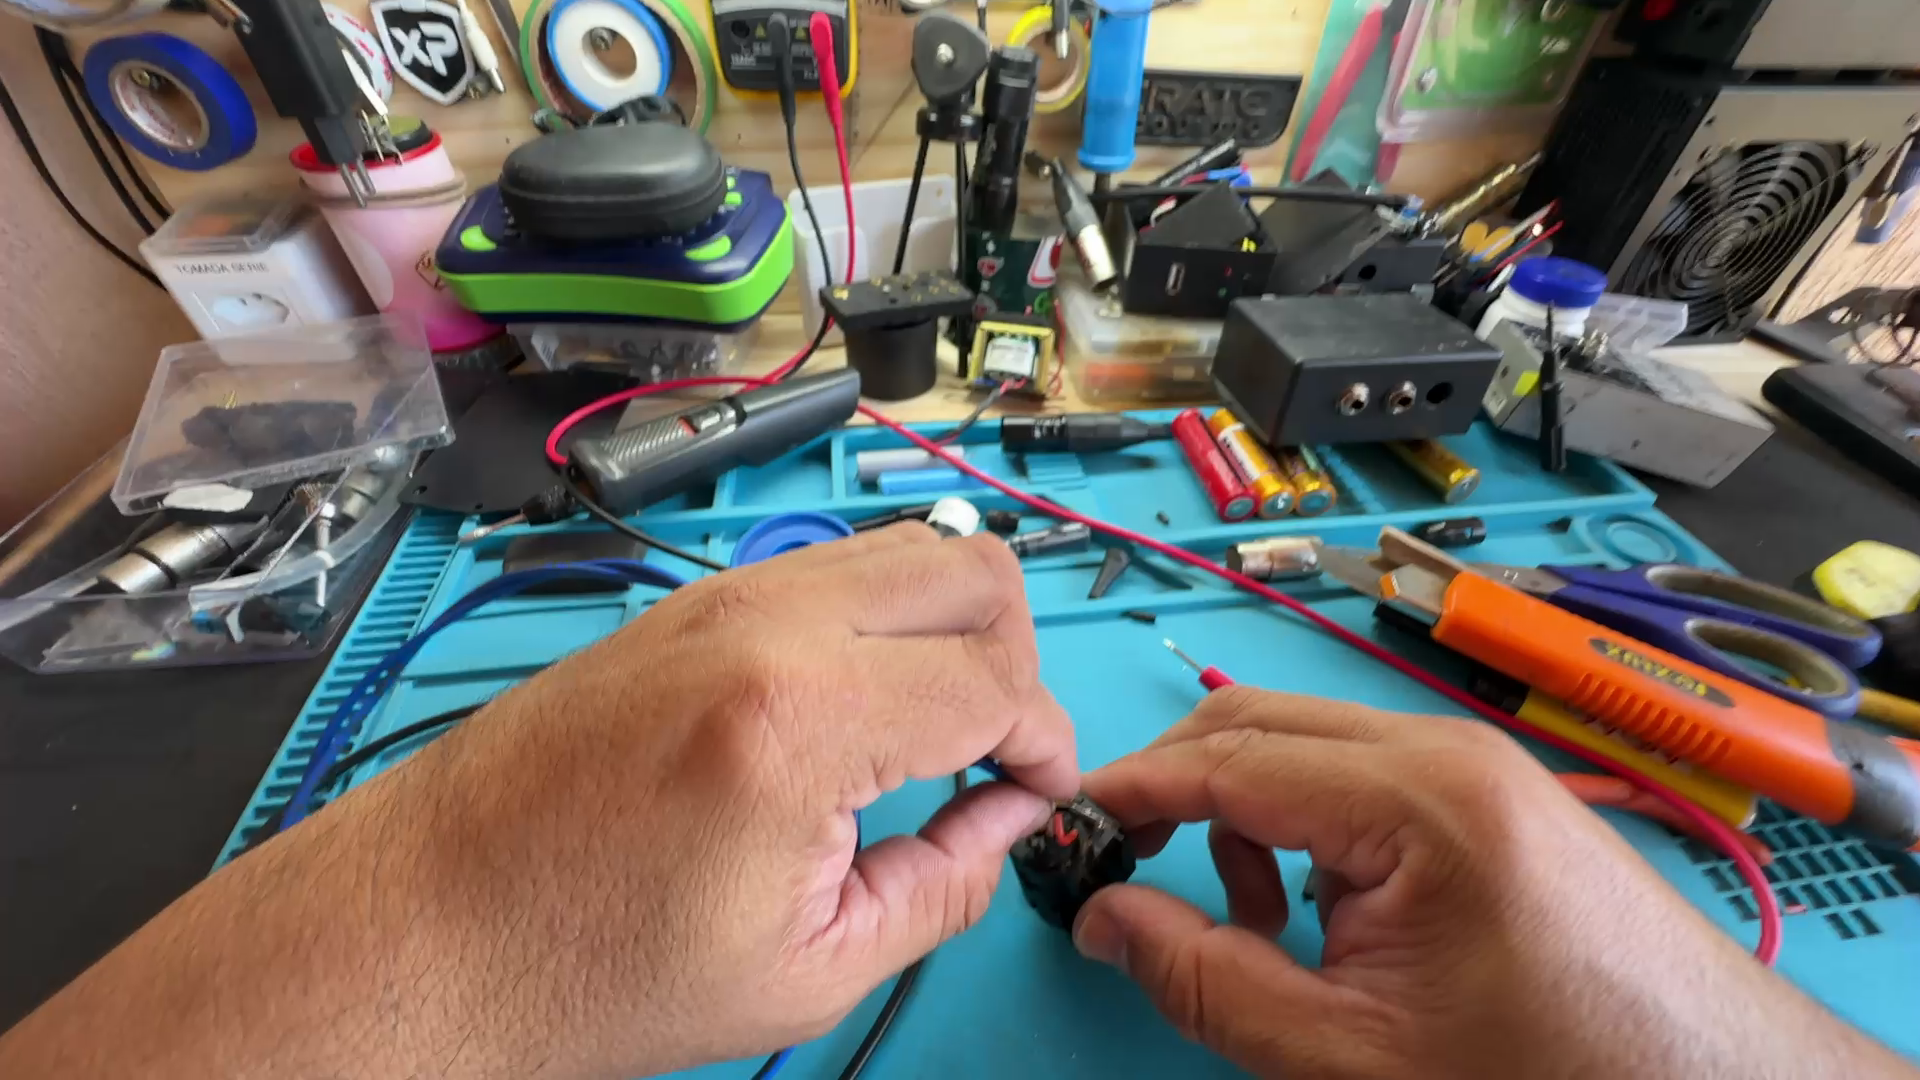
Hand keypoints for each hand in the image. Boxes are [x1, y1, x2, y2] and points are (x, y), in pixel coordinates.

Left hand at [0, 525, 1077, 1078]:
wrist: (426, 920)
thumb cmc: (599, 972)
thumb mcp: (810, 969)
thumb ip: (948, 881)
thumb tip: (1012, 812)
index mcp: (803, 720)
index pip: (995, 681)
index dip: (1047, 741)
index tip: (1039, 791)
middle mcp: (775, 619)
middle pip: (977, 574)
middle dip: (1018, 659)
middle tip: (993, 744)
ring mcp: (735, 588)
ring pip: (917, 547)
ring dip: (959, 625)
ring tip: (937, 714)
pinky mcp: (708, 590)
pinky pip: (848, 562)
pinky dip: (895, 611)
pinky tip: (869, 688)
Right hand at [1072, 688, 1907, 1078]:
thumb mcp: (1349, 1059)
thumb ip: (1203, 980)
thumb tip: (1095, 917)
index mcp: (1413, 796)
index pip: (1226, 758)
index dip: (1133, 785)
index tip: (1070, 819)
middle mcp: (1432, 744)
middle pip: (1251, 723)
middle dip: (1175, 783)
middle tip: (1133, 857)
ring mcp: (1458, 755)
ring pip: (1291, 742)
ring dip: (1239, 810)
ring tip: (1258, 917)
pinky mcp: (1470, 782)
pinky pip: (1342, 771)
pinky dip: (1296, 823)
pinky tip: (1322, 905)